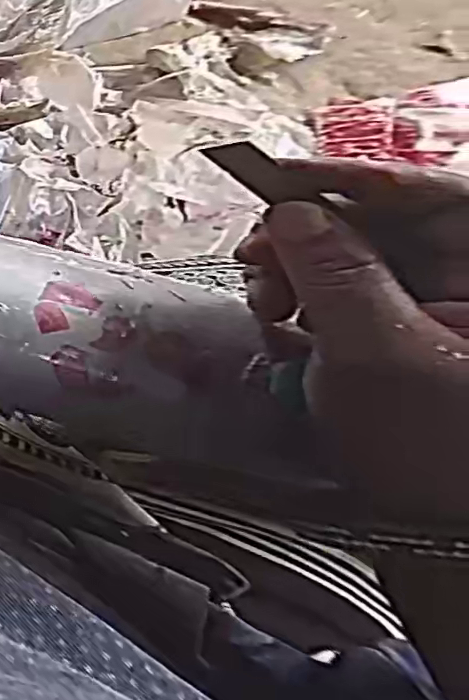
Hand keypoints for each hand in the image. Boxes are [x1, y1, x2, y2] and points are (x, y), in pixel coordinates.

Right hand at [236, 159, 468, 524]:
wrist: (440, 525)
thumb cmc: (433, 444)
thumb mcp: (377, 354)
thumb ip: (337, 275)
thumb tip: (294, 211)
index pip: (445, 201)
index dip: (361, 179)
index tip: (280, 174)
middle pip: (387, 224)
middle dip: (307, 232)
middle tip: (254, 253)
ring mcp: (440, 310)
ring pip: (351, 255)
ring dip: (292, 266)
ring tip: (263, 298)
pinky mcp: (400, 329)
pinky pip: (338, 287)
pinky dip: (296, 292)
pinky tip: (276, 316)